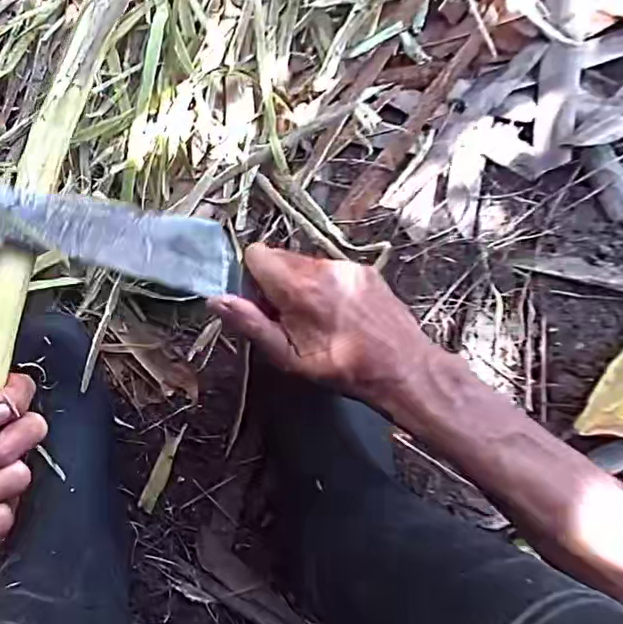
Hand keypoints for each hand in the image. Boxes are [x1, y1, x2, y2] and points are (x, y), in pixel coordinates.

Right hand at [209, 244, 432, 403]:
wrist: (406, 370)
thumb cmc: (341, 369)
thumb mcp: (287, 356)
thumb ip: (249, 324)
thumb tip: (216, 299)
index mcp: (298, 288)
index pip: (256, 253)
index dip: (251, 277)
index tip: (261, 304)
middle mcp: (323, 268)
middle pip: (279, 257)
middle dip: (273, 281)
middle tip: (285, 316)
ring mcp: (347, 267)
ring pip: (304, 263)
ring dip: (298, 283)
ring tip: (314, 317)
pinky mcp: (365, 270)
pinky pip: (329, 269)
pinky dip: (323, 285)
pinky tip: (336, 312)